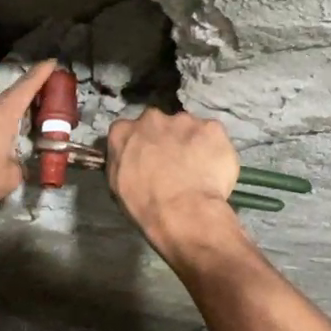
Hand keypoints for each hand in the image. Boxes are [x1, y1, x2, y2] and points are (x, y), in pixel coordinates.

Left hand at [0, 61, 58, 212]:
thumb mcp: (8, 178)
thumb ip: (17, 167)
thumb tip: (15, 166)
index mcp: (2, 114)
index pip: (26, 87)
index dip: (40, 74)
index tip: (50, 62)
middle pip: (4, 97)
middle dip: (19, 99)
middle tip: (31, 106)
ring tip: (5, 125)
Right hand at [104, 109, 240, 249]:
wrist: (183, 211)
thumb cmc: (145, 204)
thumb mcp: (117, 185)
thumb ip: (122, 161)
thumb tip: (128, 157)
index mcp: (123, 132)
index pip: (127, 130)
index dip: (138, 144)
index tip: (145, 158)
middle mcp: (152, 118)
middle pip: (159, 123)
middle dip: (164, 138)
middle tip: (172, 162)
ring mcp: (185, 120)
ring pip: (188, 128)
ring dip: (189, 142)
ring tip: (196, 168)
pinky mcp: (212, 128)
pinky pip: (213, 136)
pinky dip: (213, 148)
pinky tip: (212, 168)